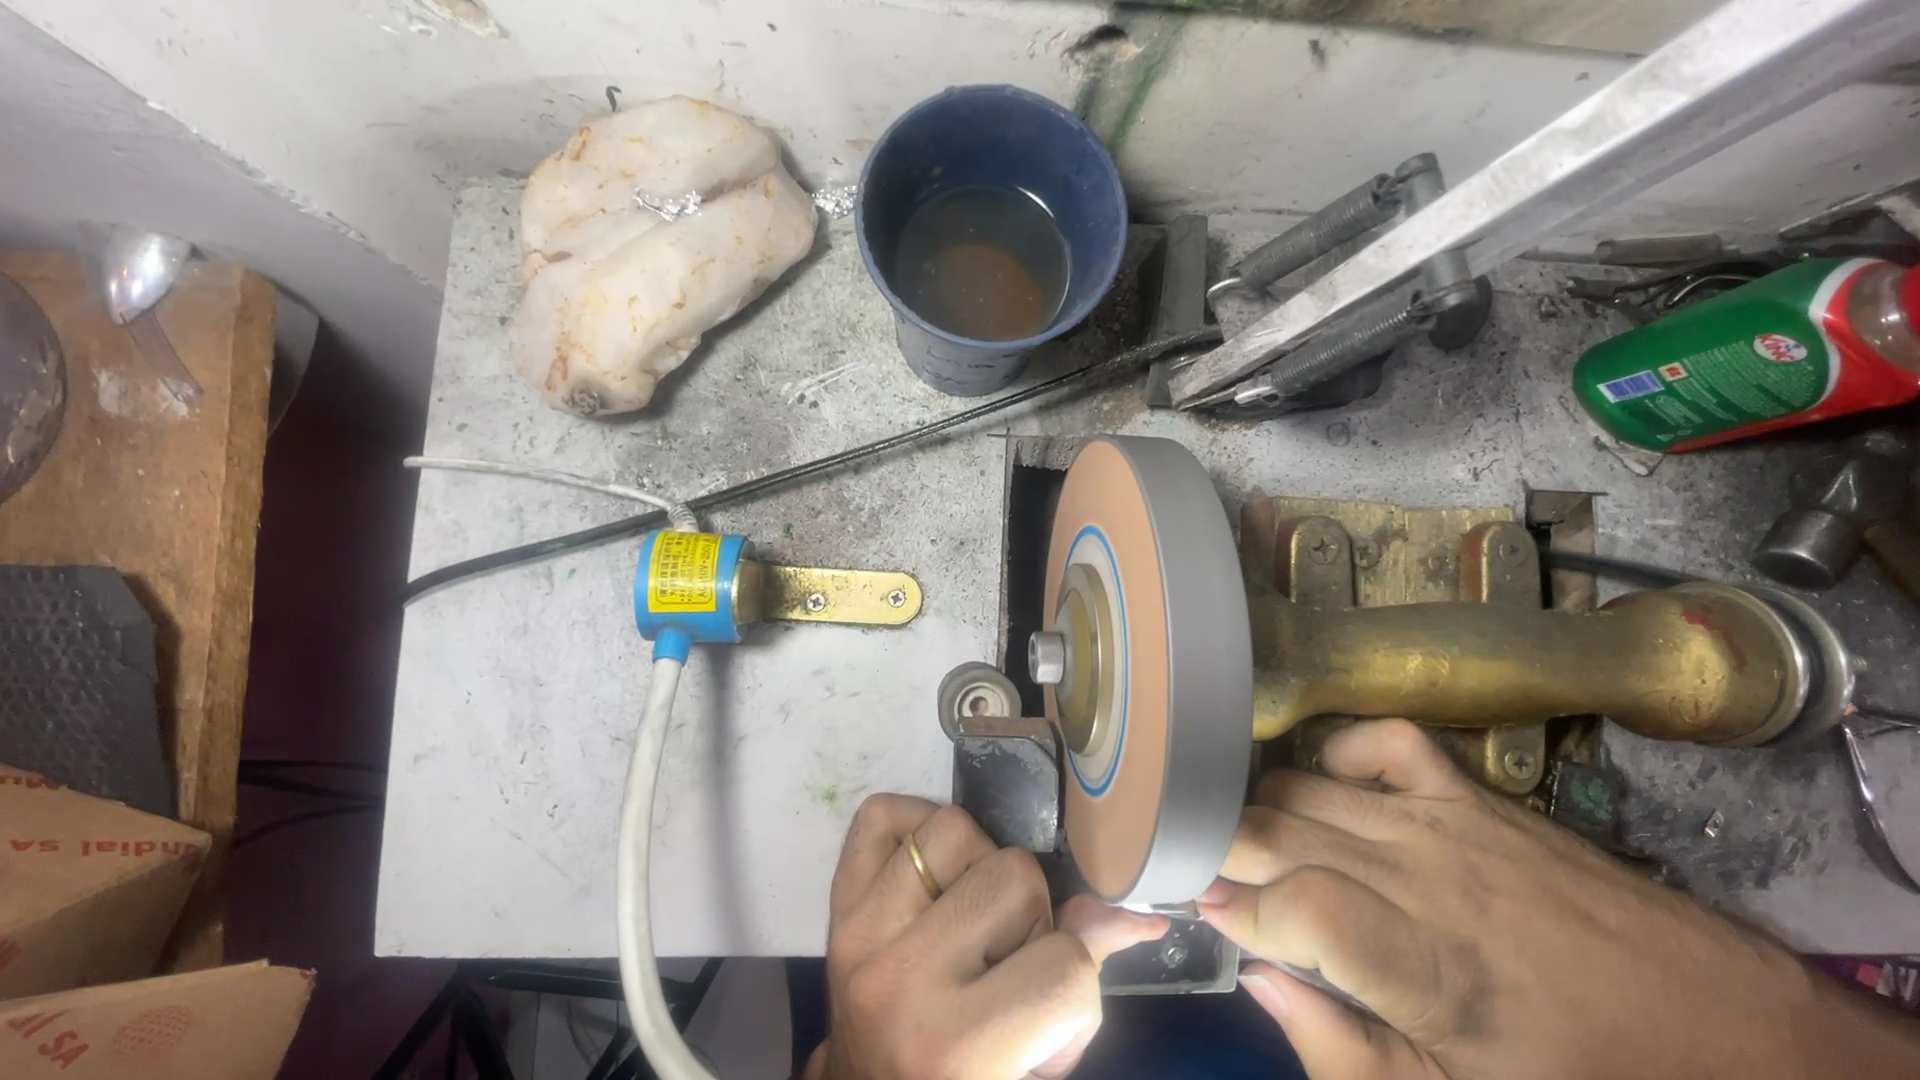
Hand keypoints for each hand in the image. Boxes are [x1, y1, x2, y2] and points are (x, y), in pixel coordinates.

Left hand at [809, 795, 1166, 1079]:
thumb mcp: (1036, 1063)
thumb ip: (1084, 981)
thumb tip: (1140, 914)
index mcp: (957, 1047)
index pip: (1067, 962)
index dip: (1076, 977)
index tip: (1050, 1003)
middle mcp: (900, 983)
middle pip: (1013, 874)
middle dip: (1030, 912)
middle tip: (1010, 955)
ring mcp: (860, 935)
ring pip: (955, 829)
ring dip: (980, 864)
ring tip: (972, 913)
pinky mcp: (837, 903)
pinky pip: (879, 815)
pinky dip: (914, 823)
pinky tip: (934, 869)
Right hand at [1198, 719, 1919, 1079]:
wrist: (1714, 1024)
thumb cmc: (1572, 1073)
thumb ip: (1339, 1051)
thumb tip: (1256, 980)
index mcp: (1417, 963)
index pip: (1288, 904)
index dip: (1229, 905)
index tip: (1203, 911)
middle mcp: (1419, 873)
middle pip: (1279, 830)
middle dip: (1219, 848)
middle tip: (1198, 869)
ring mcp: (1444, 820)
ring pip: (1309, 788)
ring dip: (1258, 810)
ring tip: (1243, 840)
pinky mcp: (1471, 795)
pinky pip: (1384, 742)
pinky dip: (1338, 753)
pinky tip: (1325, 786)